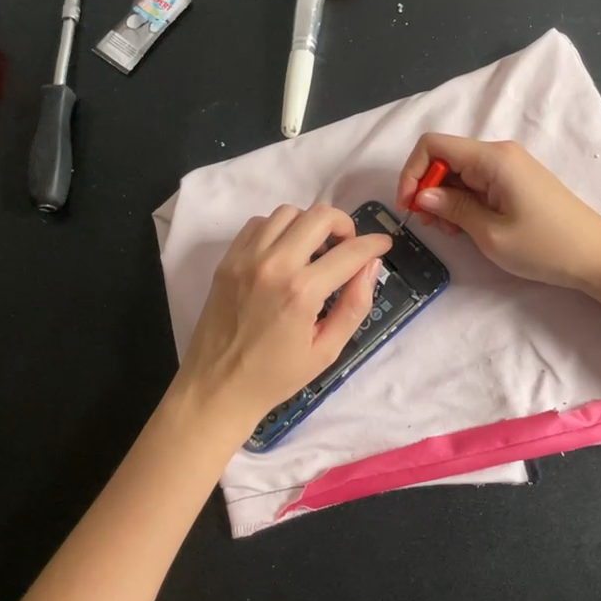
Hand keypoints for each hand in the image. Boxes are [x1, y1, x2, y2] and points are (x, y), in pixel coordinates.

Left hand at [175, 205, 392, 442]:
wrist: (216, 388)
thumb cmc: (275, 377)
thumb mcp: (326, 350)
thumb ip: (355, 305)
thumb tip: (371, 266)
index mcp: (302, 292)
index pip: (350, 251)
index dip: (374, 244)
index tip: (383, 245)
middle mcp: (274, 265)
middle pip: (319, 216)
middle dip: (344, 225)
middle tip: (347, 248)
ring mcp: (245, 258)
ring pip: (288, 213)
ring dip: (309, 225)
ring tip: (314, 251)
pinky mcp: (227, 260)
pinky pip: (258, 224)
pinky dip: (278, 230)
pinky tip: (284, 254)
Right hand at [395, 134, 600, 290]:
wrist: (598, 258)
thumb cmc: (546, 246)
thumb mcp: (491, 233)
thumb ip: (453, 209)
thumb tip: (424, 196)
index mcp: (493, 158)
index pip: (433, 145)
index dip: (412, 172)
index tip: (409, 207)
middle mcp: (500, 154)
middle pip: (445, 158)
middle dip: (427, 189)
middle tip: (430, 226)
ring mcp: (510, 168)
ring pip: (459, 173)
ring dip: (444, 199)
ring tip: (450, 232)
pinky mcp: (516, 183)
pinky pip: (477, 184)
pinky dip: (463, 203)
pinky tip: (467, 228)